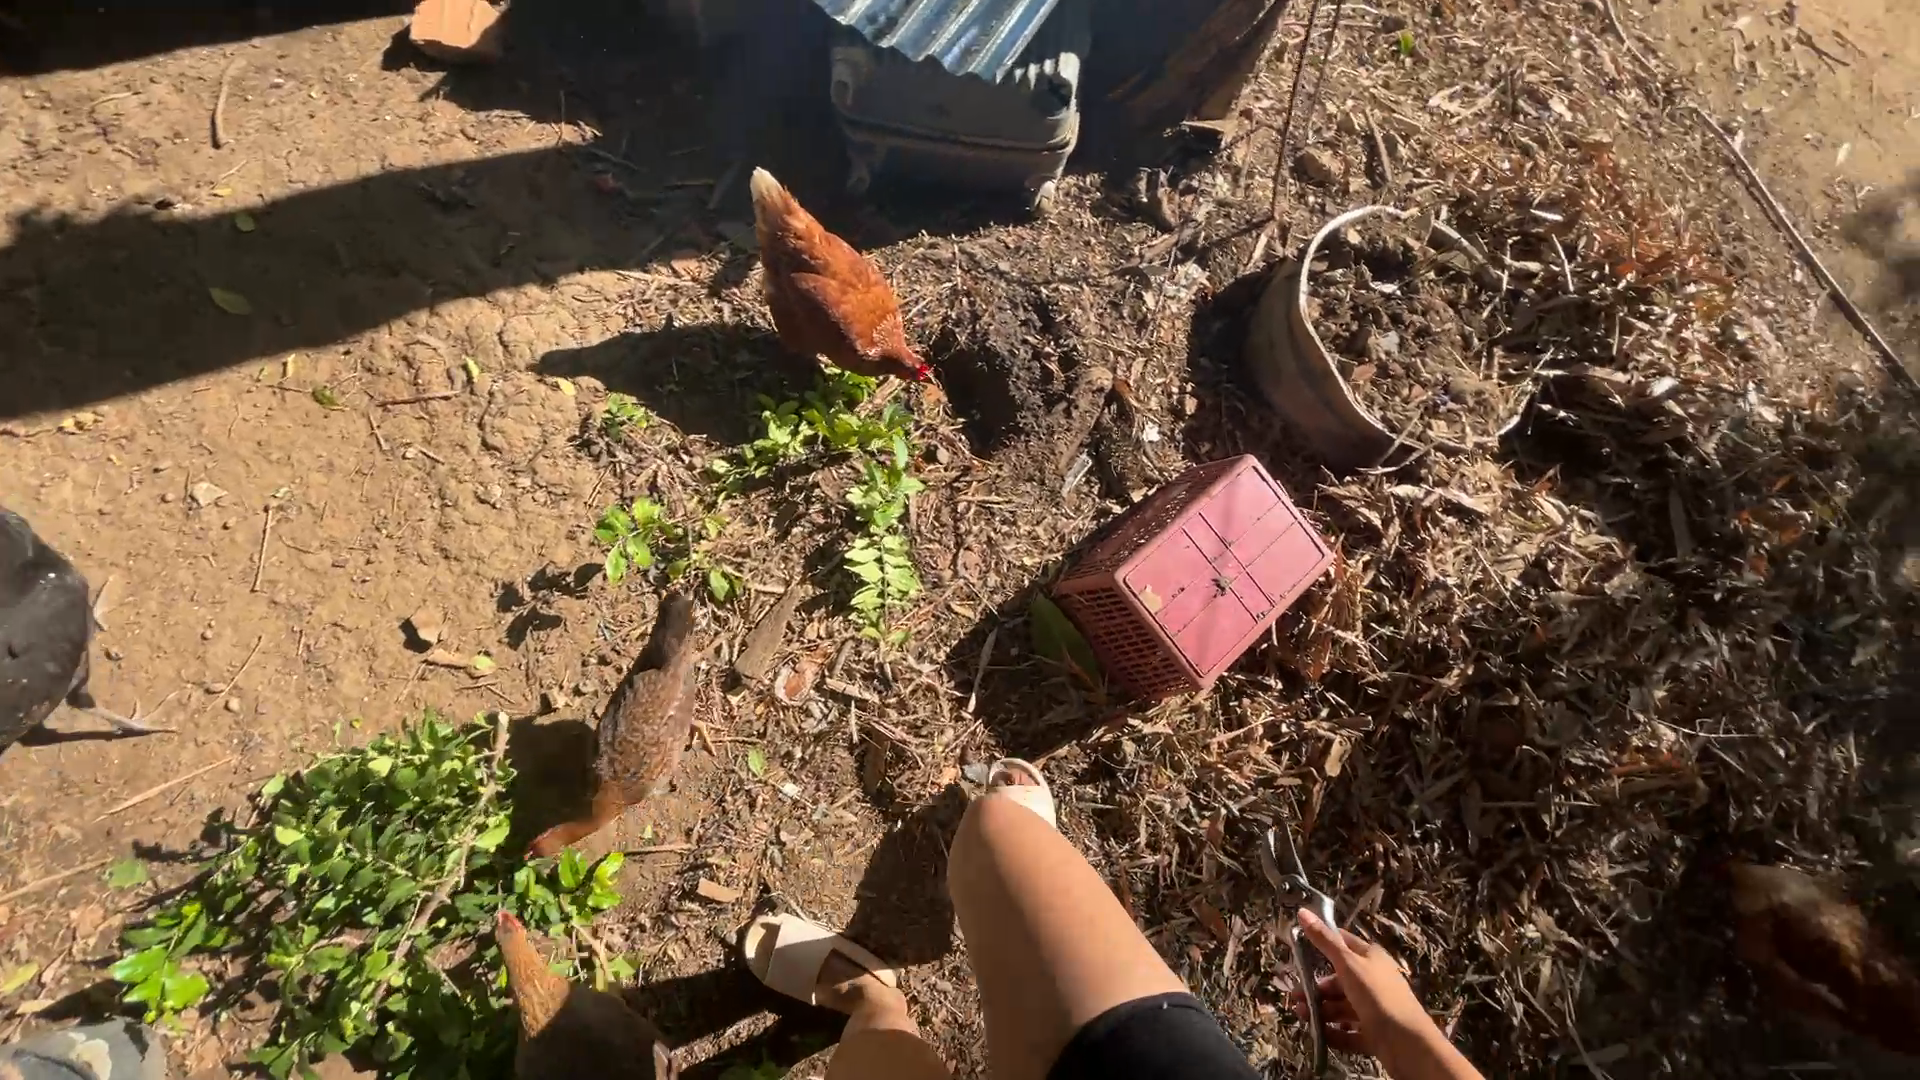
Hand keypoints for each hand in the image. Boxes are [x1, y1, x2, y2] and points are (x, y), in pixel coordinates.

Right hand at [1288, 910, 1482, 1079]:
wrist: (1409, 1045)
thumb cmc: (1377, 995)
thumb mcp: (1347, 963)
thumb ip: (1324, 940)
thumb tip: (1302, 911)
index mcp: (1371, 958)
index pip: (1343, 943)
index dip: (1322, 943)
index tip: (1299, 949)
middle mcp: (1373, 980)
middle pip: (1338, 980)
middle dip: (1316, 989)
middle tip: (1296, 996)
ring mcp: (1374, 1009)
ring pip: (1341, 1007)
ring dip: (1321, 1011)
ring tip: (1302, 1016)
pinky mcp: (1375, 1034)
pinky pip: (1349, 1031)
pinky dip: (1334, 1032)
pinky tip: (1320, 1033)